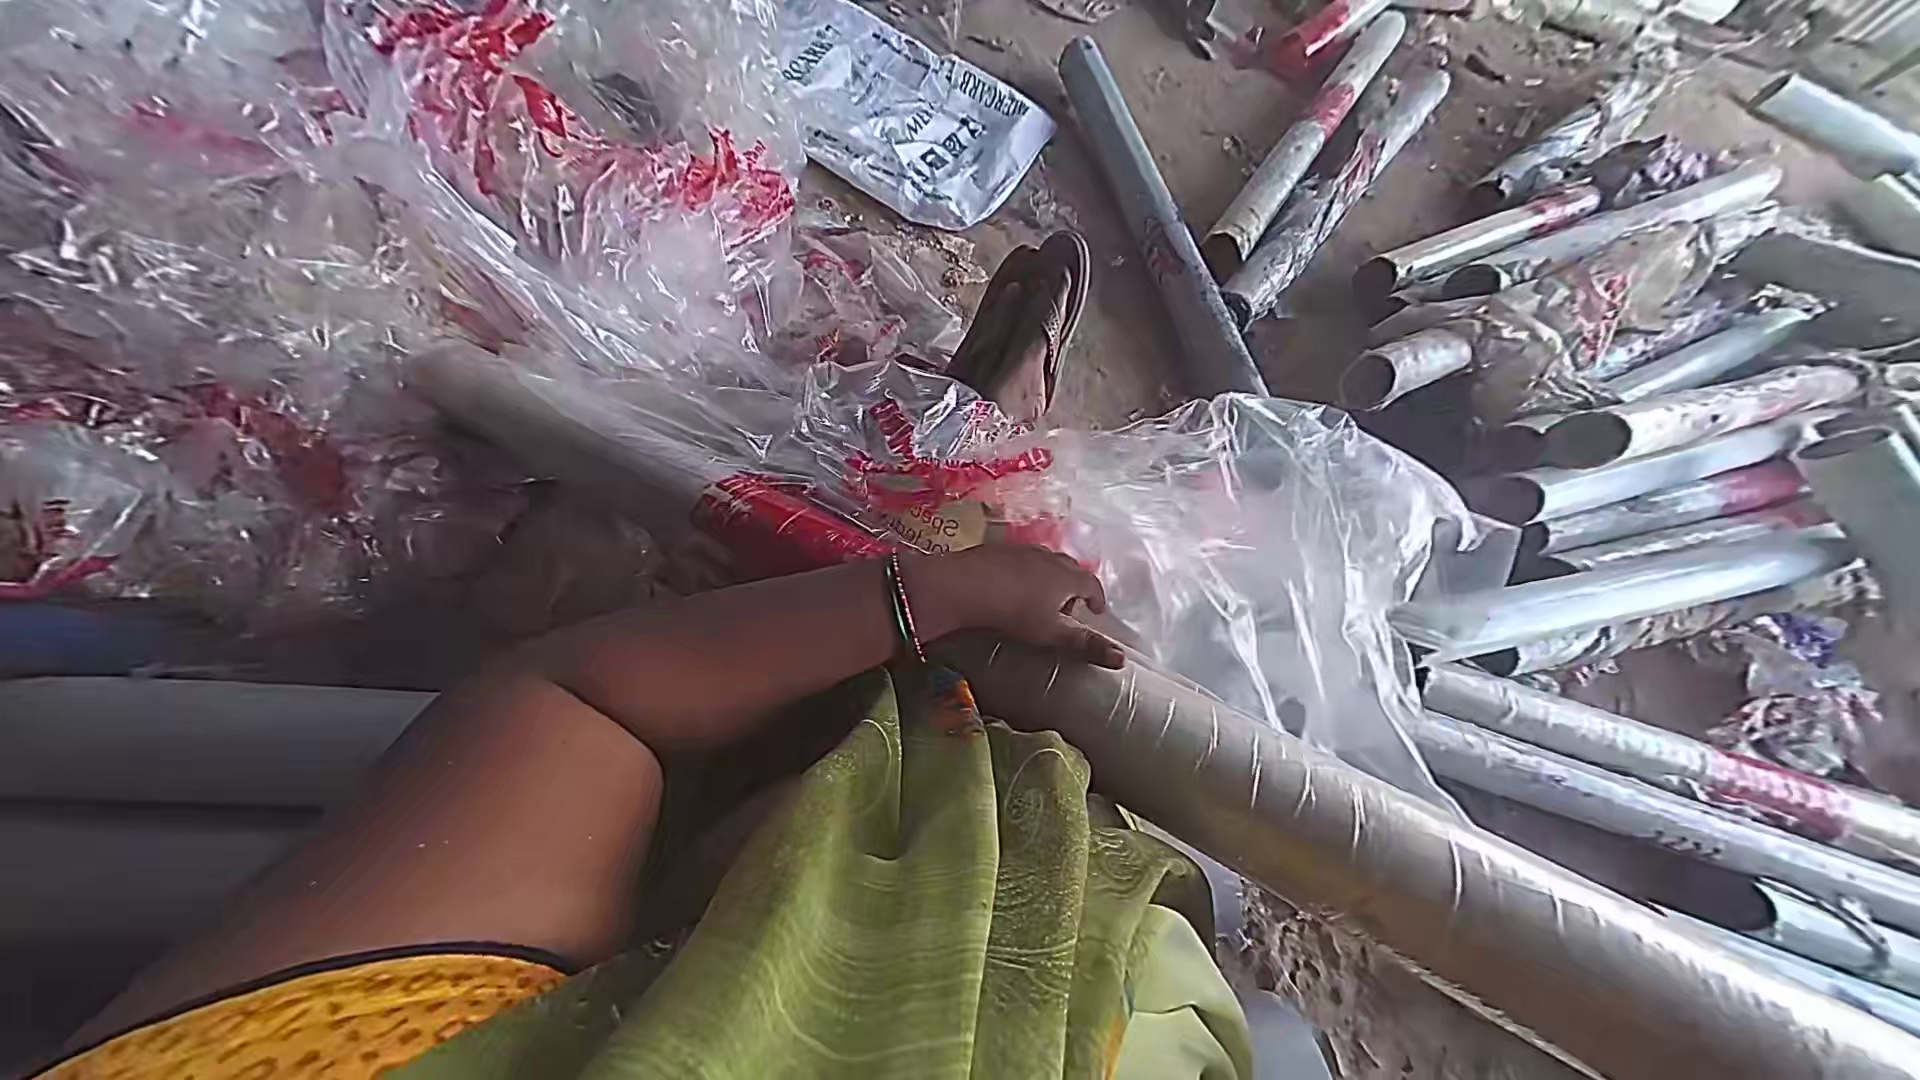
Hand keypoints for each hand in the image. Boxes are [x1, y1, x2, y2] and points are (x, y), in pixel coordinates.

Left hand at [900, 545, 1124, 668]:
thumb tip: (1122, 659)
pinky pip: (1021, 560)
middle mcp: (1049, 557)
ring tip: (1042, 598)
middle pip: (1070, 569)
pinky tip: (1012, 587)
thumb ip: (1085, 644)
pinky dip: (1026, 572)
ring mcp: (1022, 550)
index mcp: (1067, 575)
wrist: (965, 584)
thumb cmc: (1014, 610)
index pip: (1091, 583)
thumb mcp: (1051, 632)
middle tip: (1069, 608)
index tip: (1096, 610)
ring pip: (1045, 562)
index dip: (1096, 597)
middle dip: (1074, 586)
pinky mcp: (998, 549)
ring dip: (1049, 578)